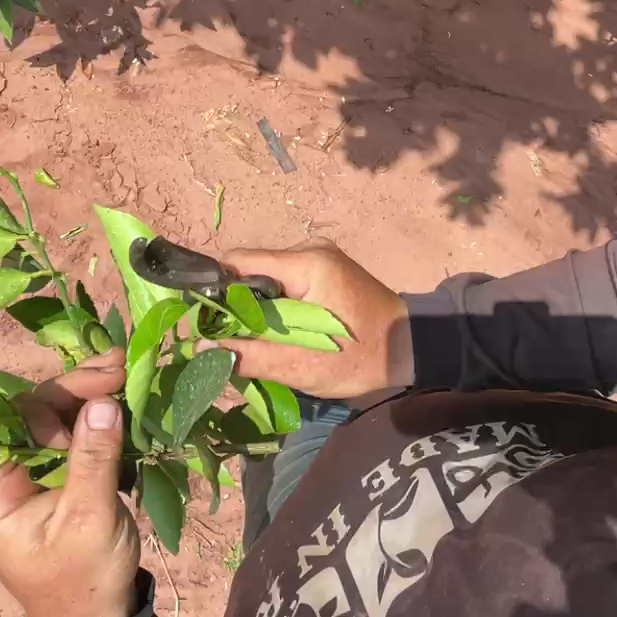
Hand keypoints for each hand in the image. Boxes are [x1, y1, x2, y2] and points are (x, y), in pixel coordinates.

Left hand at [0, 359, 141, 616]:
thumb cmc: (82, 578)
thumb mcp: (89, 520)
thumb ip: (93, 460)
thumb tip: (104, 401)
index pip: (15, 422)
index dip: (56, 397)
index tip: (103, 385)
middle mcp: (5, 473)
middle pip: (35, 411)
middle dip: (77, 386)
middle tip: (122, 363)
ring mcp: (33, 471)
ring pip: (57, 415)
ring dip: (90, 391)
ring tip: (125, 366)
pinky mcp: (60, 472)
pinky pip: (75, 430)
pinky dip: (99, 409)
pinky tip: (123, 389)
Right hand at [221, 239, 411, 399]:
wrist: (412, 347)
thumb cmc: (363, 356)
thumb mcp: (304, 365)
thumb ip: (252, 355)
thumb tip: (203, 347)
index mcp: (307, 264)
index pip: (239, 263)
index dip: (215, 292)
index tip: (204, 324)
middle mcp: (310, 250)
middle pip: (250, 272)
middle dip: (235, 308)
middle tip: (228, 343)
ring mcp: (319, 258)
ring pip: (265, 281)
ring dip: (256, 311)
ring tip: (254, 343)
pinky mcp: (325, 271)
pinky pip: (284, 284)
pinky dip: (275, 308)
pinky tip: (278, 334)